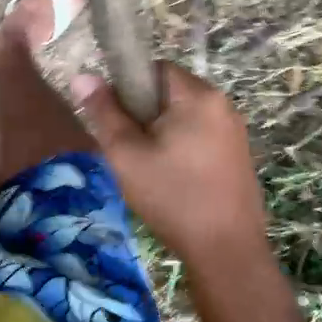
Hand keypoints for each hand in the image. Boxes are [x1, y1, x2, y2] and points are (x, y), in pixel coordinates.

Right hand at [74, 63, 267, 254]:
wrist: (227, 253)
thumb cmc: (172, 196)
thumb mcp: (125, 153)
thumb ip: (103, 111)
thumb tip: (83, 75)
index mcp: (198, 95)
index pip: (153, 68)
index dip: (128, 89)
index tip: (118, 122)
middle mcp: (222, 104)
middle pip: (168, 92)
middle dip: (144, 114)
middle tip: (130, 149)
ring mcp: (235, 131)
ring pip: (182, 116)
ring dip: (161, 133)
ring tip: (148, 168)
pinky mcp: (238, 155)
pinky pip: (199, 136)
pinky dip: (180, 148)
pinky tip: (171, 180)